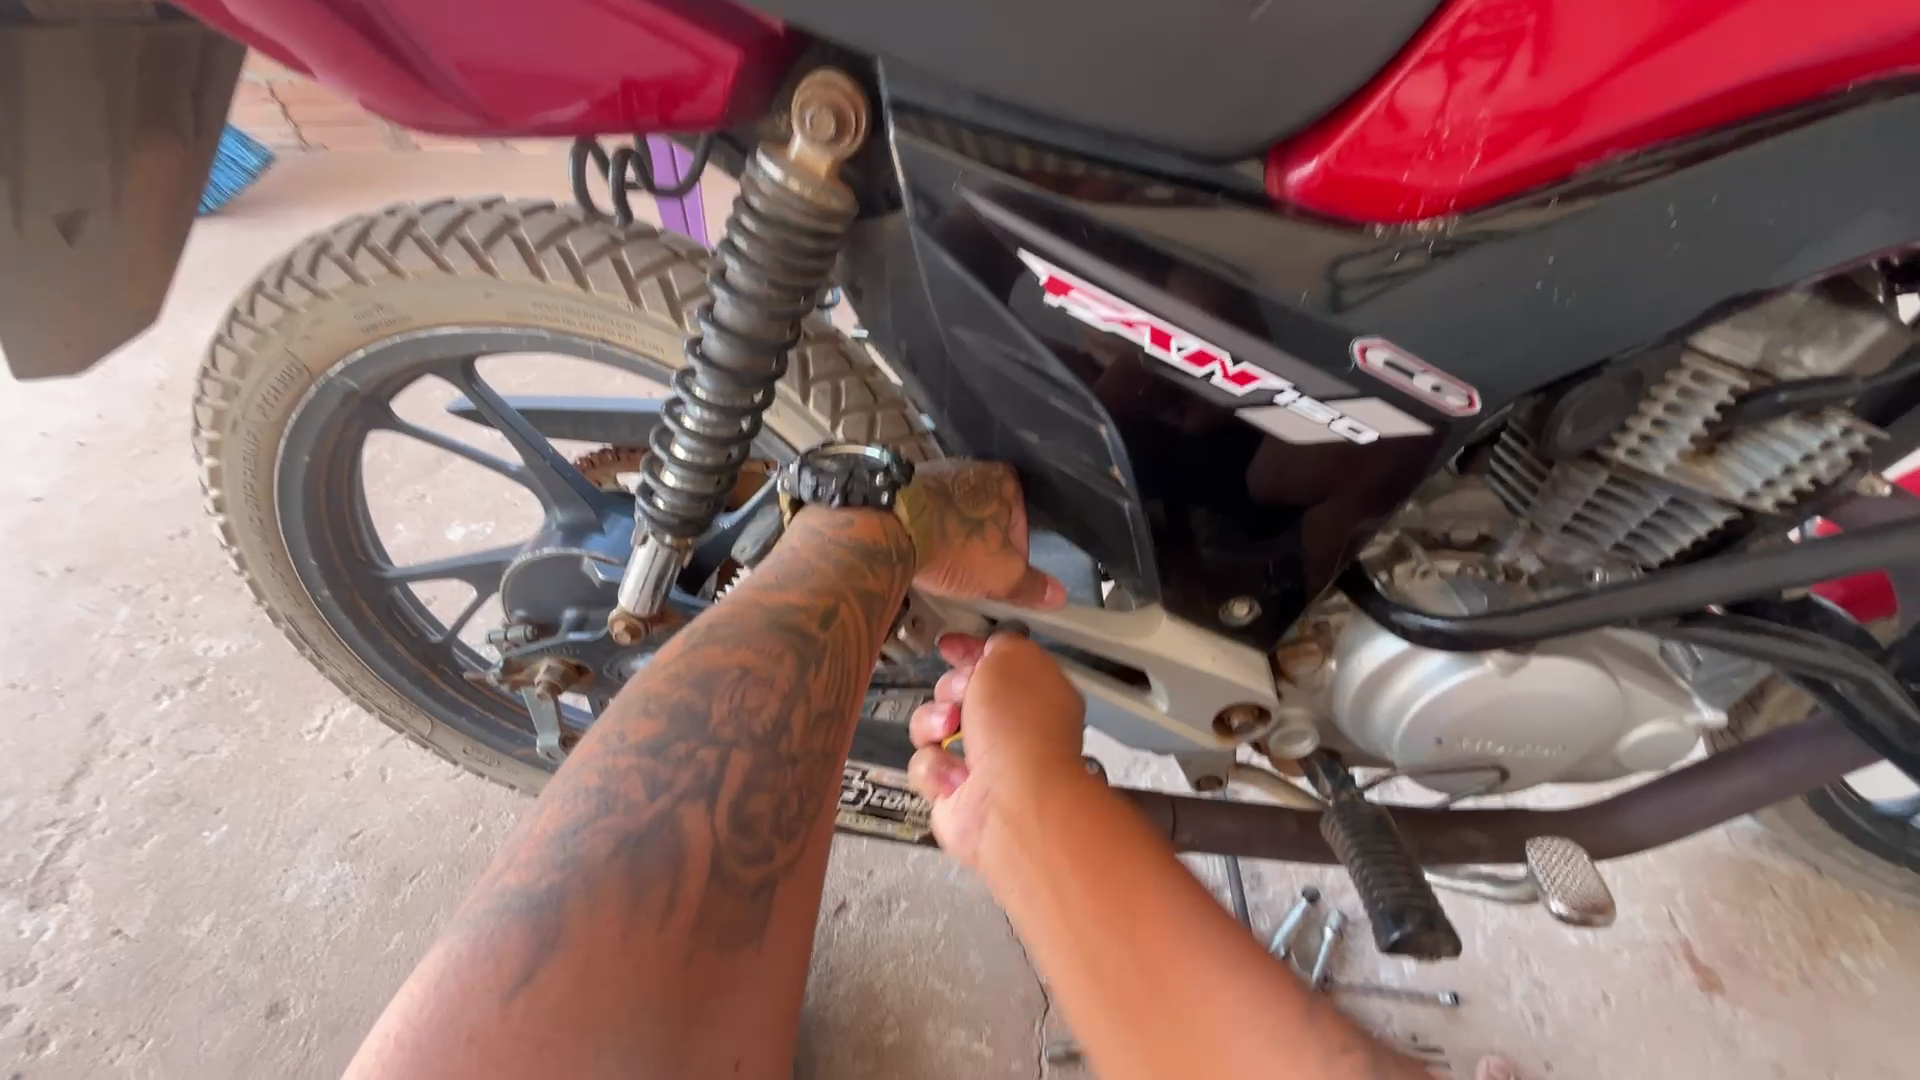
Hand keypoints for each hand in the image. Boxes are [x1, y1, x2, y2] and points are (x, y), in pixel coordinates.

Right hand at [905, 632, 1085, 866]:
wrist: (1011, 800)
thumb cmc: (1020, 728)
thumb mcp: (1012, 657)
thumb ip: (999, 644)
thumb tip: (988, 649)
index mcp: (1034, 692)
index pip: (997, 663)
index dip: (970, 651)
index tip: (949, 646)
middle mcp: (1012, 728)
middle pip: (958, 692)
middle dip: (950, 689)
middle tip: (960, 698)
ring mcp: (984, 761)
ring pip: (933, 727)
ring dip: (933, 723)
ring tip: (948, 731)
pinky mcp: (956, 792)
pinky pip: (925, 766)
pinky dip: (936, 768)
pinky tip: (956, 775)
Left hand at [907, 460, 1065, 607]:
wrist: (890, 528)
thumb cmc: (956, 546)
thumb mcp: (1002, 576)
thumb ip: (1032, 586)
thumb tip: (1058, 595)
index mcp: (1005, 480)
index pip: (1020, 527)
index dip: (1013, 560)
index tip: (998, 581)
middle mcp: (972, 468)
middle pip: (986, 521)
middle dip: (980, 550)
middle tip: (968, 579)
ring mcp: (937, 473)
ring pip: (955, 518)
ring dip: (952, 542)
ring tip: (940, 569)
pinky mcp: (906, 486)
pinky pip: (926, 515)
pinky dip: (926, 533)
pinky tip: (919, 553)